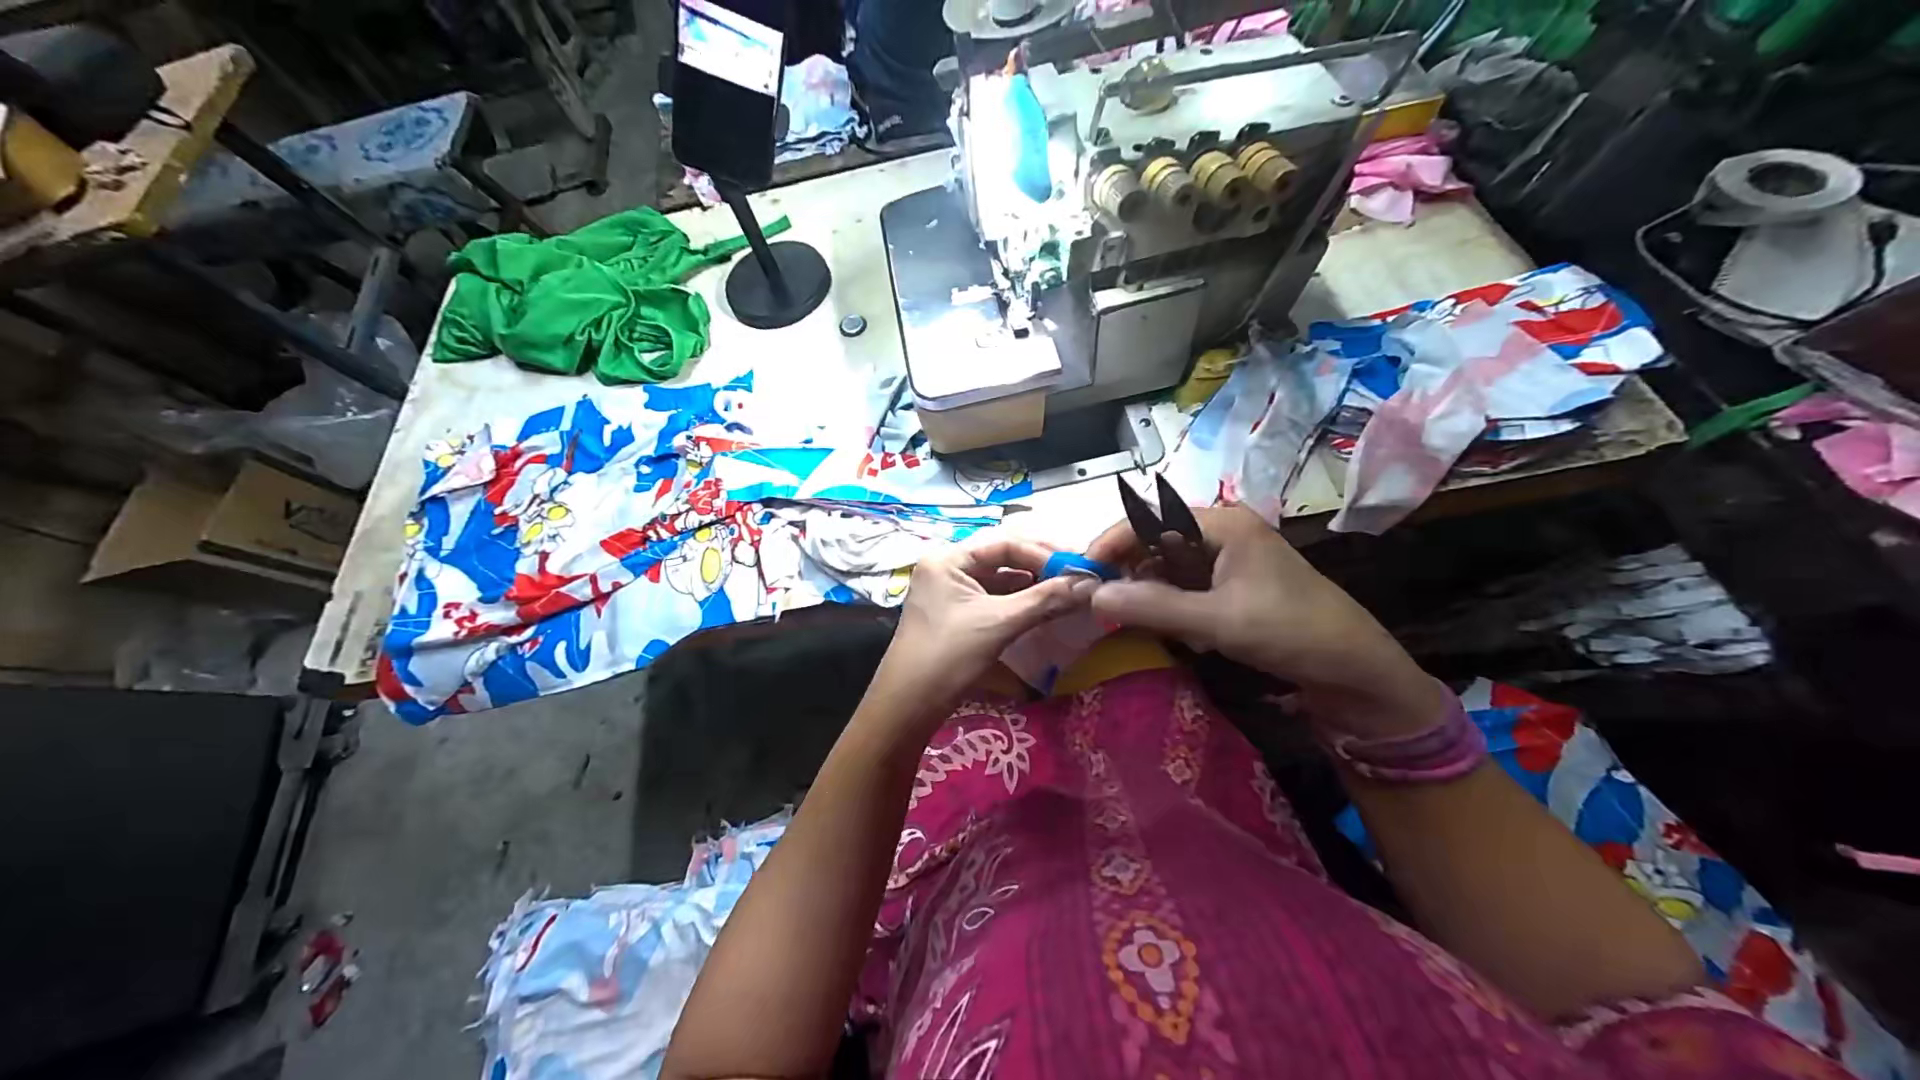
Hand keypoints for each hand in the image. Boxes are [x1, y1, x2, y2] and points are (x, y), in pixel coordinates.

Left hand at [872, 531, 1094, 716]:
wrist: (909, 704)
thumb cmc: (949, 656)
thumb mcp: (999, 623)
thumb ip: (1045, 599)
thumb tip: (1091, 583)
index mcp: (948, 558)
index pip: (1005, 543)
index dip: (1044, 553)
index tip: (1079, 567)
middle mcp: (947, 566)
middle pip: (1002, 556)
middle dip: (1042, 565)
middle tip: (1079, 574)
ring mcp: (951, 590)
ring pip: (1000, 577)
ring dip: (1034, 583)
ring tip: (1070, 589)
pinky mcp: (957, 612)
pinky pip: (994, 596)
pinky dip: (1021, 599)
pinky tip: (1047, 605)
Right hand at [1086, 504, 1445, 738]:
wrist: (1355, 670)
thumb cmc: (1292, 632)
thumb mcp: (1219, 621)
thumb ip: (1154, 606)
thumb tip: (1092, 594)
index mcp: (1222, 523)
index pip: (1148, 519)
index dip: (1109, 542)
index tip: (1080, 574)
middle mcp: (1220, 532)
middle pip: (1153, 539)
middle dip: (1124, 568)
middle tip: (1098, 601)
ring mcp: (1226, 558)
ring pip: (1164, 565)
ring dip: (1145, 589)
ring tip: (1129, 616)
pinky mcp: (1229, 584)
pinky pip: (1182, 585)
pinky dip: (1166, 603)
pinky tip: (1167, 627)